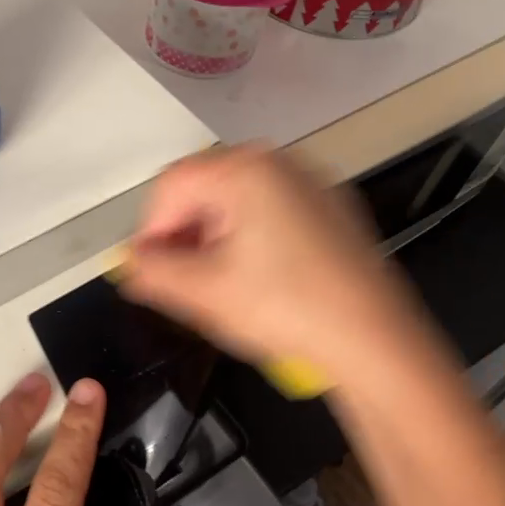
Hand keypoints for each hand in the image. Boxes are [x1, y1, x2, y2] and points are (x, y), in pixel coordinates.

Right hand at [117, 146, 425, 375]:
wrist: (375, 343)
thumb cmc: (294, 311)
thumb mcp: (203, 293)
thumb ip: (150, 271)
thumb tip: (129, 263)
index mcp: (246, 169)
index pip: (170, 186)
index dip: (150, 230)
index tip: (148, 270)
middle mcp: (280, 162)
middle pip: (203, 188)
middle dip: (182, 233)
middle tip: (179, 280)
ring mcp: (311, 183)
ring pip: (236, 201)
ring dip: (213, 237)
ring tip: (216, 284)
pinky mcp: (331, 209)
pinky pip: (271, 211)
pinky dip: (249, 238)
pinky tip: (255, 279)